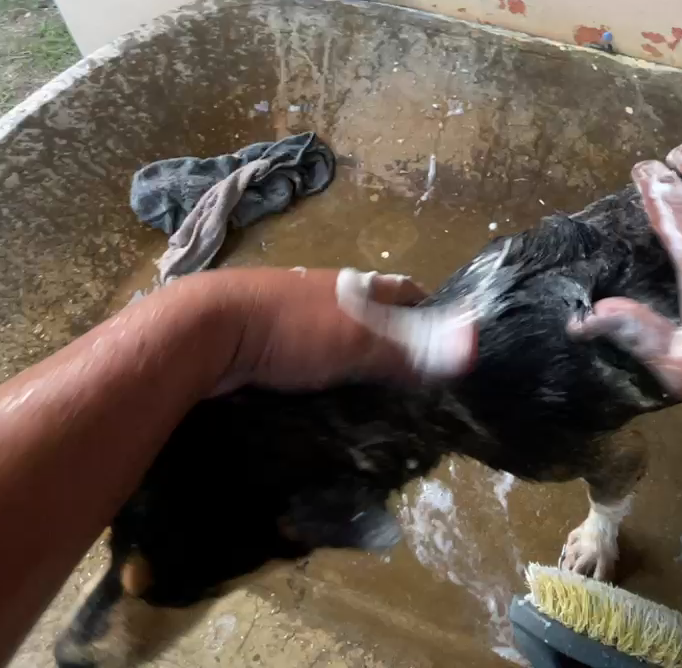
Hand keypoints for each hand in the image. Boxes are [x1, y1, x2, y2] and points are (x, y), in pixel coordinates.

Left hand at [175, 267, 475, 392]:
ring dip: (353, 355)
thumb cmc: (292, 328)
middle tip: (411, 381)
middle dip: (392, 337)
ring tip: (370, 396)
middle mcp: (327, 292)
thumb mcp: (359, 339)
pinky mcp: (262, 336)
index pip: (406, 292)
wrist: (207, 330)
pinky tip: (320, 396)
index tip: (445, 344)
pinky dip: (320, 369)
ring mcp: (292, 311)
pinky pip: (304, 351)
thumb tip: (474, 343)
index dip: (430, 312)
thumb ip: (412, 345)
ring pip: (336, 331)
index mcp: (355, 284)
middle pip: (372, 311)